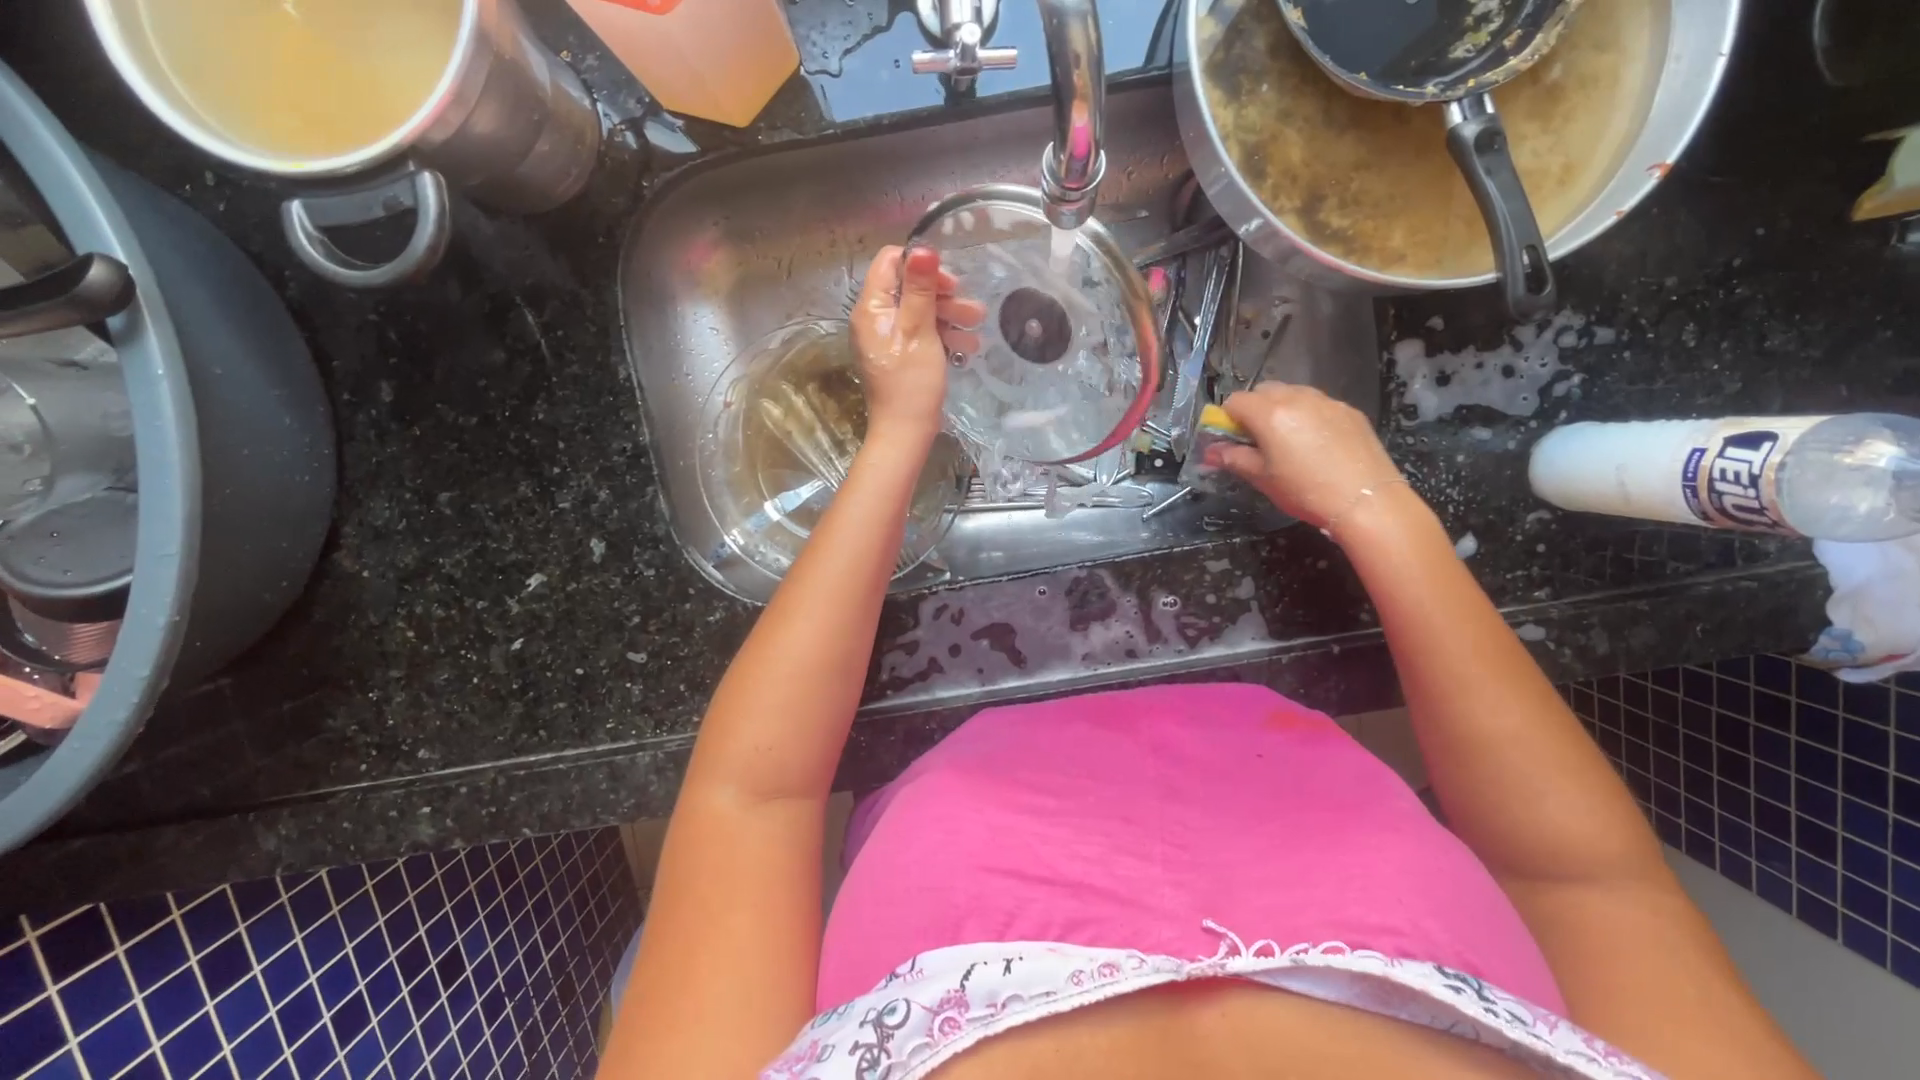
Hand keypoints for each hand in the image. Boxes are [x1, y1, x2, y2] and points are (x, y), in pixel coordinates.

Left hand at [850, 246, 984, 441]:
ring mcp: (888, 338)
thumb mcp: (919, 330)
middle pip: (909, 288)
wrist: (906, 432)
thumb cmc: (911, 382)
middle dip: (943, 294)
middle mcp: (875, 319)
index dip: (920, 265)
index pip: (889, 263)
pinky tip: (967, 344)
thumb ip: (919, 288)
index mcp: (871, 308)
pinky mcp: (901, 355)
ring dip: (950, 315)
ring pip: (921, 311)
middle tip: (969, 307)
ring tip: (976, 325)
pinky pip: (923, 333)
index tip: (947, 281)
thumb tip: (921, 248)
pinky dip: (944, 334)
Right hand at [1217, 382, 1410, 530]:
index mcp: (1270, 413)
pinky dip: (1309, 416)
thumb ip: (1234, 459)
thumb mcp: (1263, 479)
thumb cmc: (1306, 492)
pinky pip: (1319, 404)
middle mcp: (1297, 398)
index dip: (1228, 419)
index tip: (1233, 440)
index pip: (1235, 401)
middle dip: (1255, 409)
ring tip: (1290, 441)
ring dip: (1282, 409)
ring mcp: (1327, 401)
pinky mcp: (1349, 410)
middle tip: (1259, 440)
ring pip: (1294, 393)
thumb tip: (1211, 451)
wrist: (1367, 501)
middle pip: (1264, 390)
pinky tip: (1318, 444)